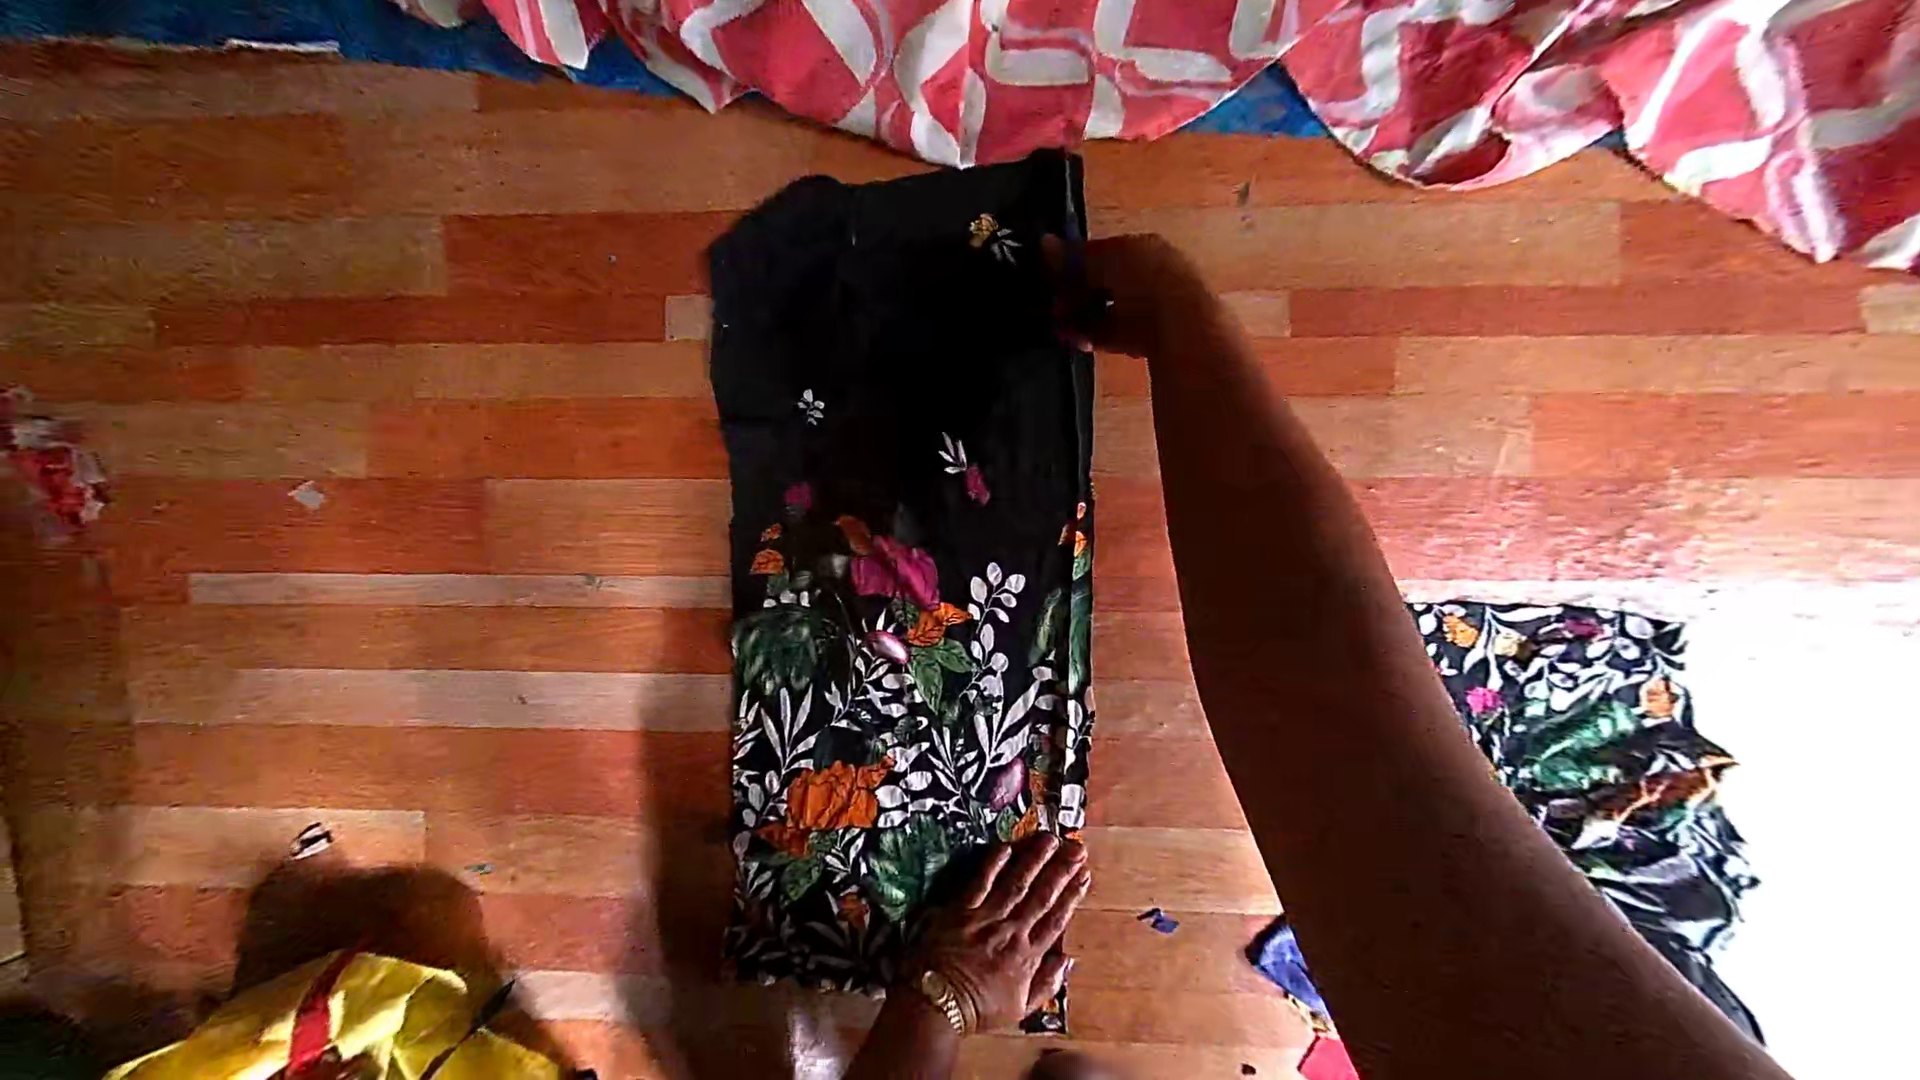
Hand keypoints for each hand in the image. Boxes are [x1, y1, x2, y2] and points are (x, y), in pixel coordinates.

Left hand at [912, 833, 1090, 1030]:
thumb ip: (1046, 984)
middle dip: (1061, 870)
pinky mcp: (962, 908)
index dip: (1072, 895)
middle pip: (1041, 895)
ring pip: (1016, 883)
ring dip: (1035, 859)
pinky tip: (1007, 845)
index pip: (1056, 920)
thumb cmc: (978, 1007)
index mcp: (1027, 956)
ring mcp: (986, 917)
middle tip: (1076, 848)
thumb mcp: (1020, 1009)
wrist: (937, 1003)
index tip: (1085, 874)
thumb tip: (1068, 959)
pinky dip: (994, 864)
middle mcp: (1011, 931)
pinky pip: (981, 882)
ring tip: (1050, 838)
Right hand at [1045, 234, 1217, 358]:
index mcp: (1142, 249)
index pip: (1102, 253)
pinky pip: (1110, 336)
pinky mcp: (1141, 340)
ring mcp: (1143, 310)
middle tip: (1054, 307)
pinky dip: (1092, 338)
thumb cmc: (1145, 279)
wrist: (1180, 325)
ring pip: (1103, 313)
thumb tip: (1044, 242)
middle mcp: (1144, 277)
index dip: (1075, 264)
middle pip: (1101, 285)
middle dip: (1075, 296)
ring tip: (1060, 328)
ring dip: (1079, 320)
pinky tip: (1077, 342)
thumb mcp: (1106, 260)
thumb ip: (1075, 256)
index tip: (1051, 278)